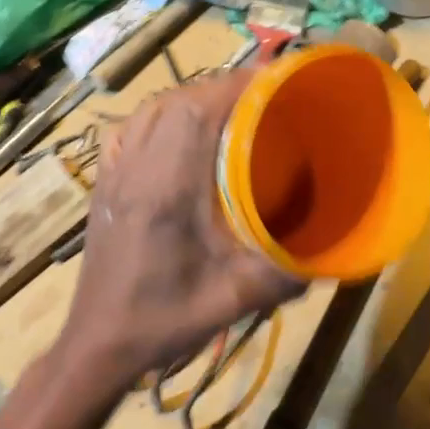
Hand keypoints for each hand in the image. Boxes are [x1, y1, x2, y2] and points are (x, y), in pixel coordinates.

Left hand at [63, 69, 304, 379]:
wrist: (96, 345)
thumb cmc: (164, 320)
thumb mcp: (232, 301)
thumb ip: (282, 275)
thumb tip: (332, 255)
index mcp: (167, 189)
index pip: (199, 111)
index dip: (236, 86)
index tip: (273, 83)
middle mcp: (138, 168)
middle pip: (179, 101)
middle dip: (223, 88)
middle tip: (261, 97)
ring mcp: (116, 171)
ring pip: (154, 107)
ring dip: (194, 97)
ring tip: (229, 107)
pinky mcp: (105, 179)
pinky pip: (133, 125)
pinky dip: (162, 112)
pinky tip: (181, 126)